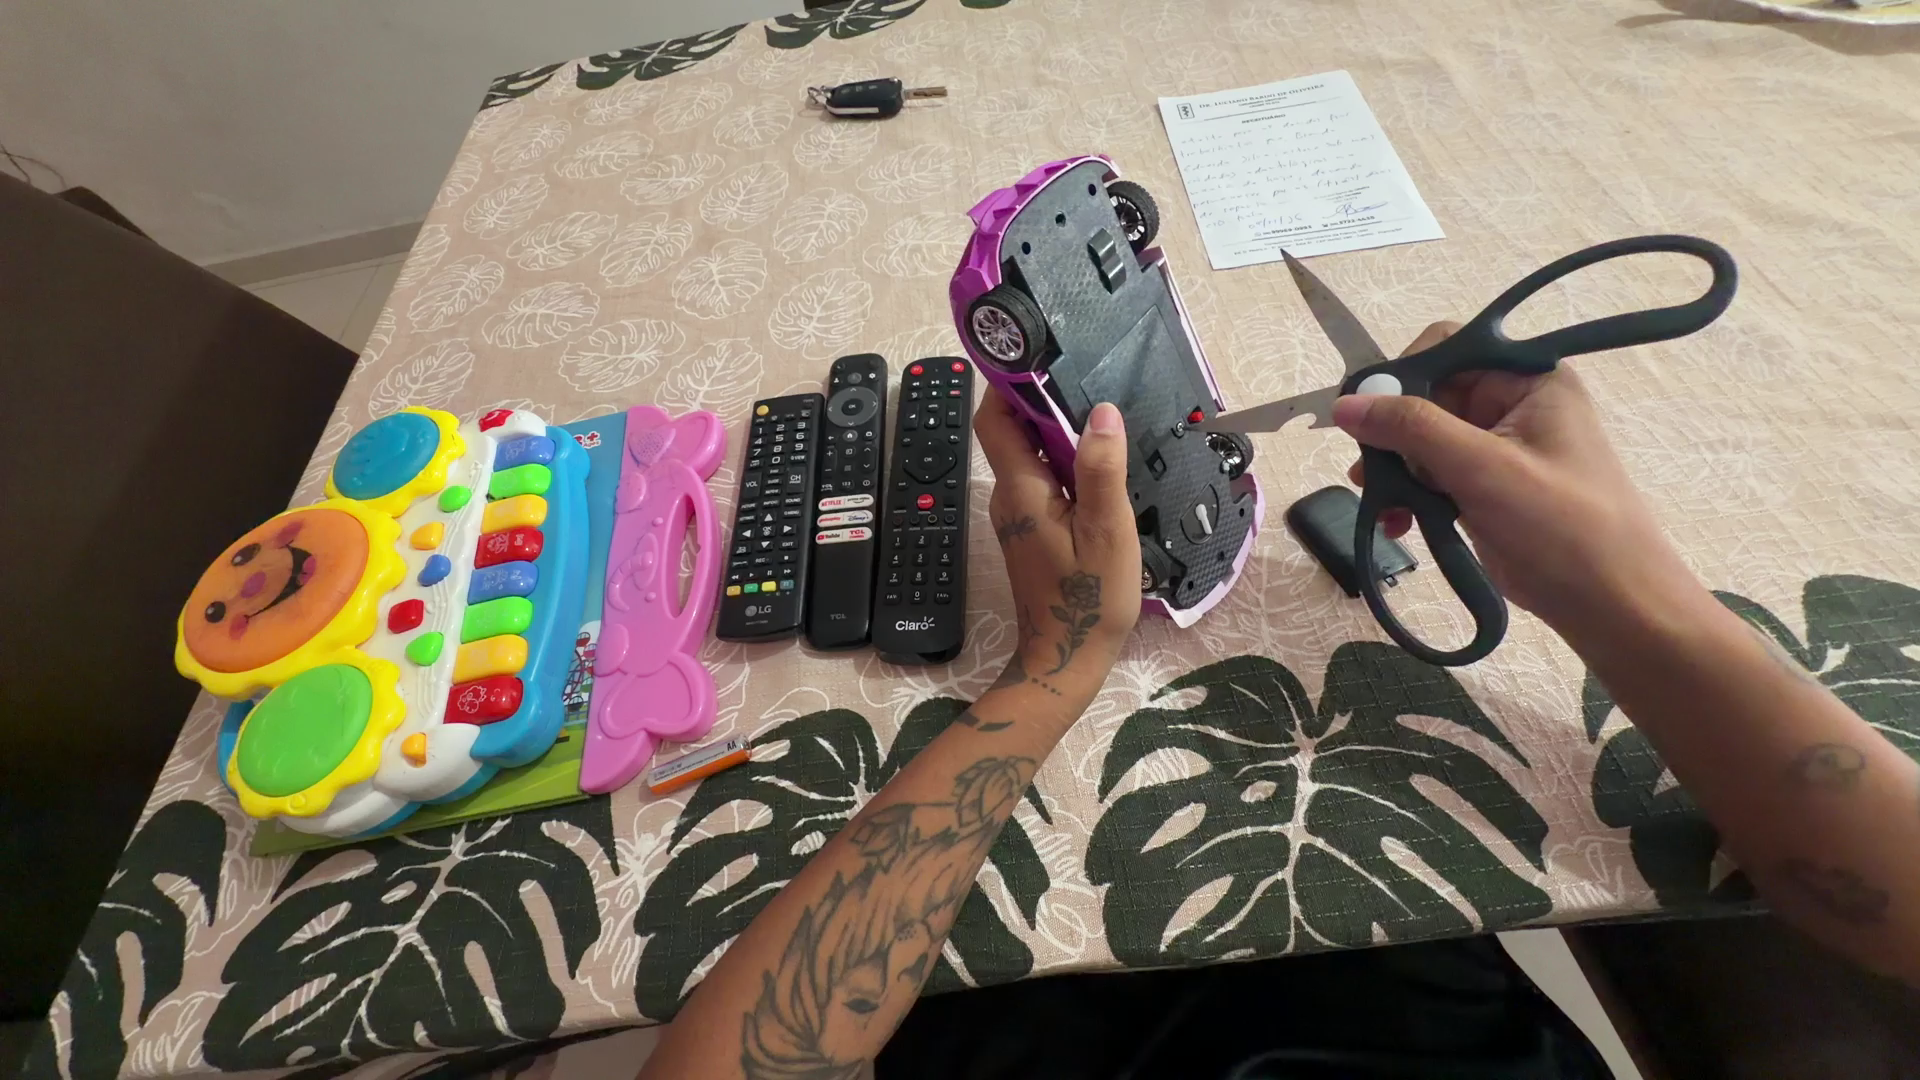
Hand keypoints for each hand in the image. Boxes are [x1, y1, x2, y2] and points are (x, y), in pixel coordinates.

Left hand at [974, 388, 1139, 705]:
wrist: (1064, 657)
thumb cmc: (1088, 599)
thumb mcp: (1106, 532)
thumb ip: (1100, 471)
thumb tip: (1100, 411)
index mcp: (1020, 490)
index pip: (995, 419)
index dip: (1008, 383)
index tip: (1041, 353)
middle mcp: (1009, 495)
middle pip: (1010, 431)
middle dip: (1040, 398)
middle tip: (1086, 373)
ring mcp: (1017, 513)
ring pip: (1027, 454)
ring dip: (1055, 429)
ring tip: (1099, 407)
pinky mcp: (1030, 527)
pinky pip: (1040, 477)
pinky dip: (1062, 458)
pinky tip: (1098, 457)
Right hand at [1337, 321, 1702, 637]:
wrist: (1605, 601)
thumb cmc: (1559, 525)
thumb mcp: (1482, 468)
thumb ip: (1412, 429)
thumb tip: (1344, 404)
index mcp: (1527, 381)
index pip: (1446, 350)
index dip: (1403, 377)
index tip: (1370, 418)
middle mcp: (1508, 405)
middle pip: (1422, 398)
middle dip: (1390, 435)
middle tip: (1368, 472)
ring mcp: (1491, 447)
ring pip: (1415, 440)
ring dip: (1392, 470)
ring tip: (1382, 503)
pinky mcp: (1477, 484)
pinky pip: (1423, 474)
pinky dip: (1404, 494)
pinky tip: (1397, 521)